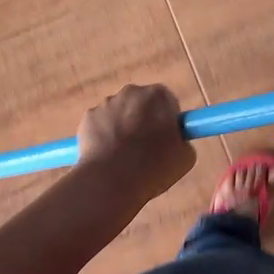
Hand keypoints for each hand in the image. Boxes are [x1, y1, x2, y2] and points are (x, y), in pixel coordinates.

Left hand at [74, 84, 194, 205]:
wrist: (111, 181)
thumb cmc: (154, 168)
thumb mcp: (185, 157)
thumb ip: (181, 141)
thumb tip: (174, 141)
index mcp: (158, 96)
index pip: (167, 102)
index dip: (168, 120)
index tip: (166, 139)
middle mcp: (131, 92)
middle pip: (141, 104)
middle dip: (143, 121)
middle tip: (146, 149)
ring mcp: (106, 103)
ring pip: (119, 114)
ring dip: (122, 129)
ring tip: (124, 158)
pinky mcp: (87, 118)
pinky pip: (100, 125)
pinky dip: (103, 137)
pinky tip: (107, 158)